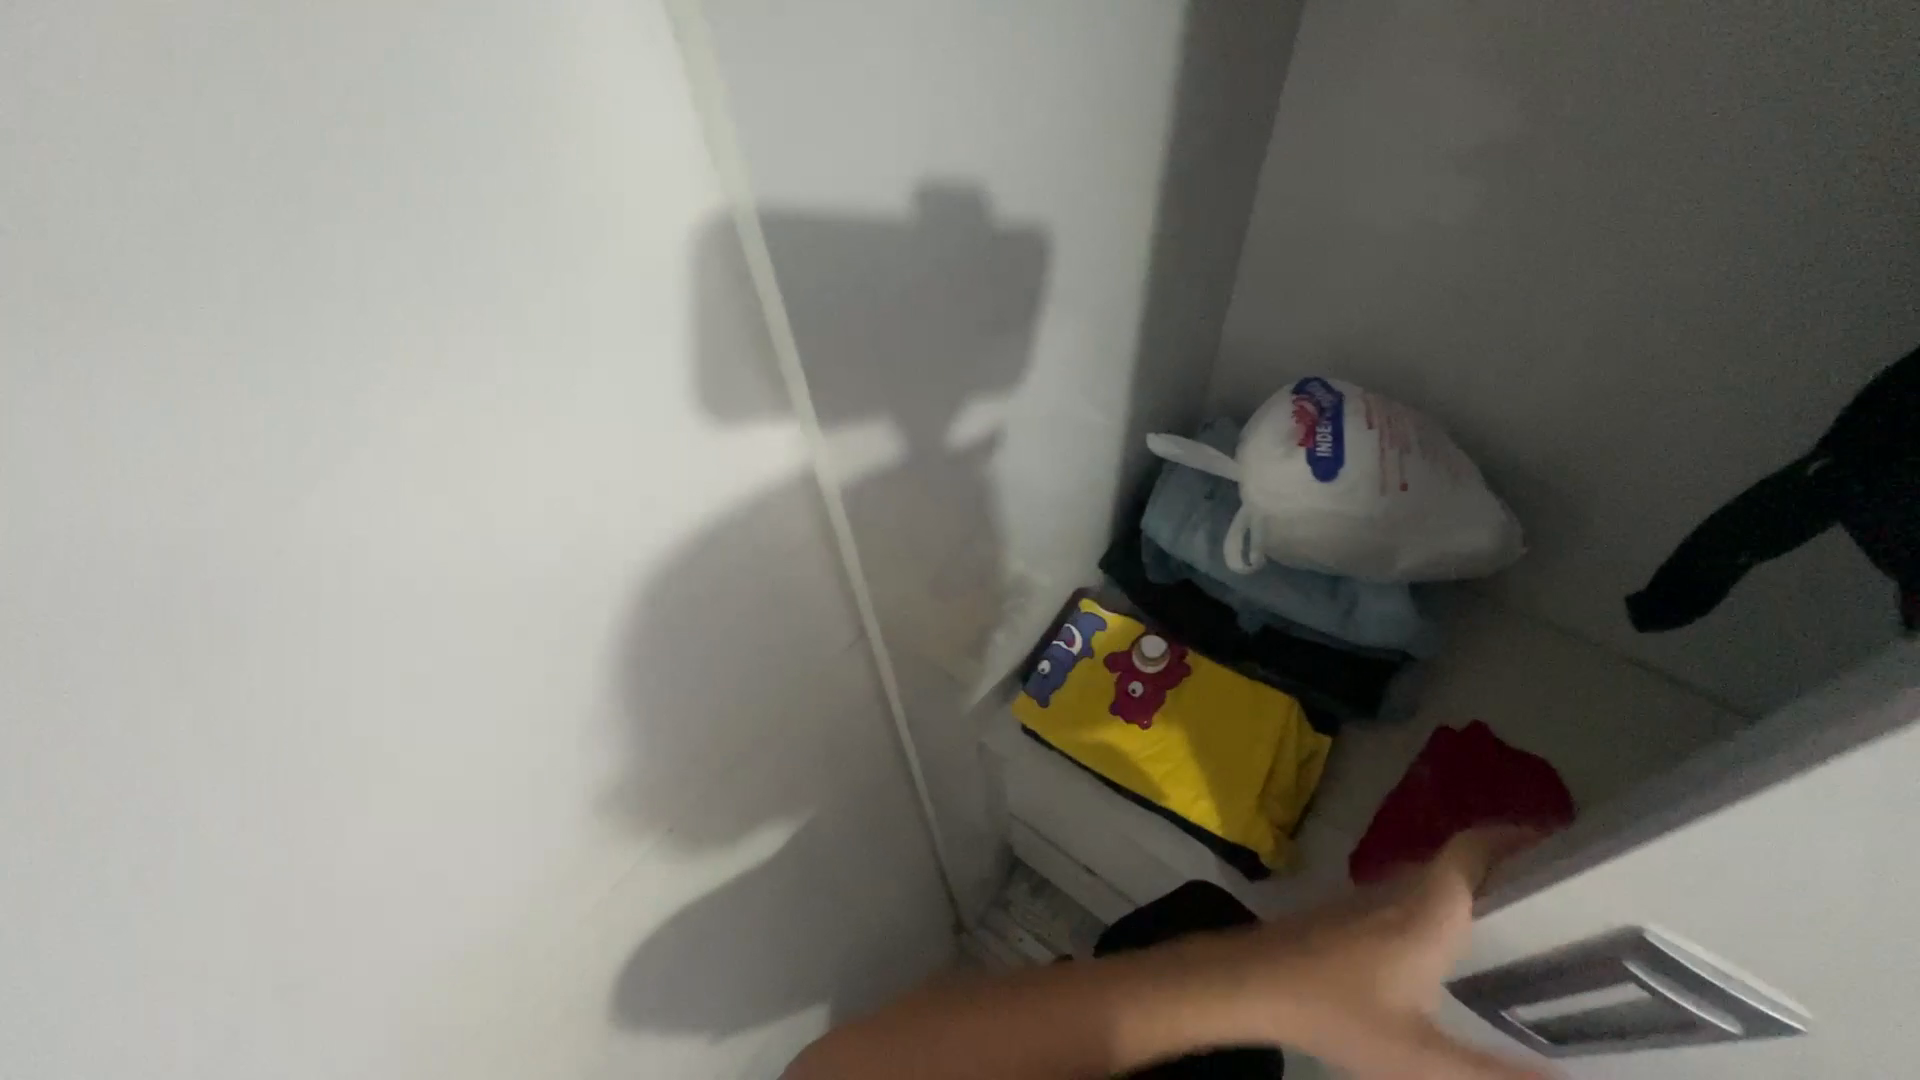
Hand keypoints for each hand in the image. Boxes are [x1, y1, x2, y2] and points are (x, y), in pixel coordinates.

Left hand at [1237, 826, 1551, 1078]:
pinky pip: (1406, 899)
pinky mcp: (1346, 915)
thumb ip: (1494, 1074)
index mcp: (1426, 914)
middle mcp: (1398, 895)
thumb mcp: (1420, 1056)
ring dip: (1472, 888)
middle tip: (1564, 896)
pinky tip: (1451, 946)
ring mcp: (1366, 901)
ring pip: (1428, 881)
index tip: (1558, 842)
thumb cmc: (1336, 1009)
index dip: (1510, 836)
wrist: (1251, 981)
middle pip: (1455, 864)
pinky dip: (1440, 907)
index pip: (1470, 852)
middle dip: (1506, 868)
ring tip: (1523, 920)